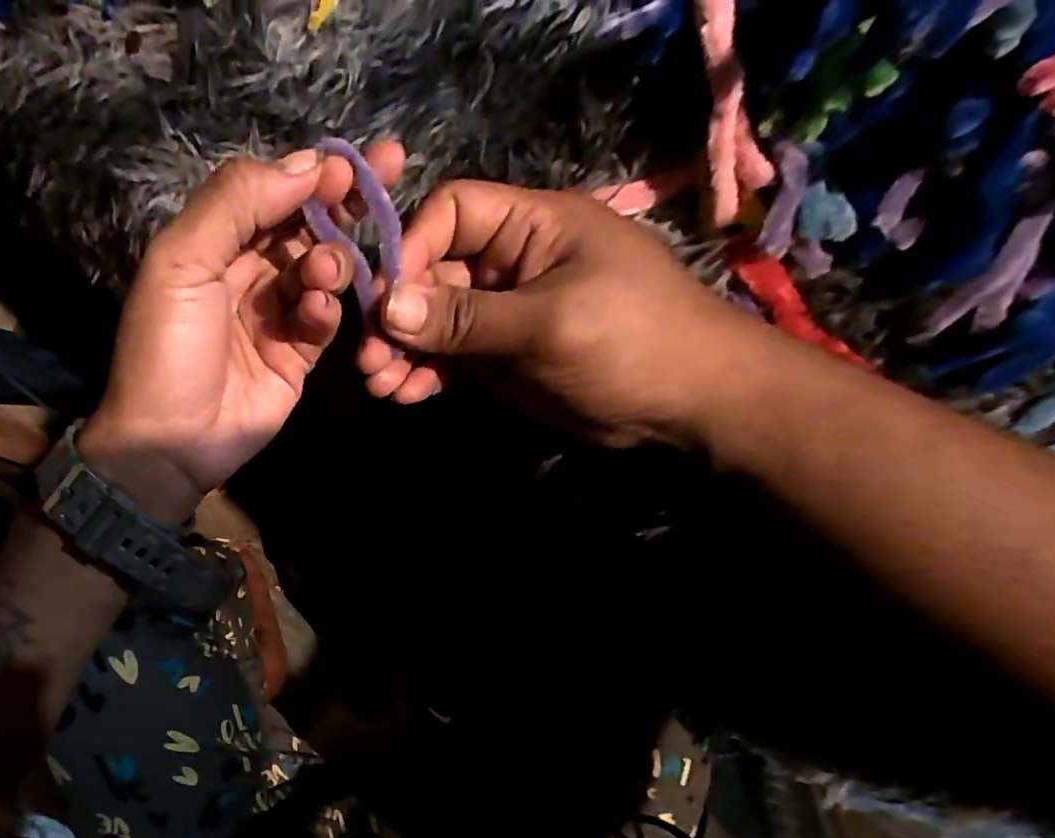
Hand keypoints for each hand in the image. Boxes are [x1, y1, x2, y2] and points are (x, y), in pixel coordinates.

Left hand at [82, 141, 407, 521]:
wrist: (170, 443)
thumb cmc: (167, 349)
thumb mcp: (182, 263)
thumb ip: (235, 203)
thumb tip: (305, 163)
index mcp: (211, 245)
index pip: (269, 195)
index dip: (309, 175)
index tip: (348, 166)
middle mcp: (244, 275)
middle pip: (303, 226)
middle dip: (341, 204)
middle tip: (380, 186)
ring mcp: (273, 318)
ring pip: (320, 269)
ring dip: (330, 261)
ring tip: (322, 273)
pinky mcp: (295, 358)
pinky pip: (324, 320)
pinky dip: (326, 309)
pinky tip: (316, 312)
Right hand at [357, 181, 760, 447]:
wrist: (686, 406)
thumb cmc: (632, 342)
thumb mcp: (548, 324)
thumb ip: (466, 316)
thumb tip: (387, 307)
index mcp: (529, 225)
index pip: (449, 213)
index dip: (409, 248)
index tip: (383, 300)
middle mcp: (506, 262)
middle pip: (428, 273)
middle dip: (394, 316)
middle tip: (368, 360)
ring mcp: (497, 312)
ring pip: (428, 321)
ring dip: (399, 351)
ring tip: (380, 385)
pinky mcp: (494, 355)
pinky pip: (444, 358)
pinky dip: (421, 375)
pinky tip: (404, 395)